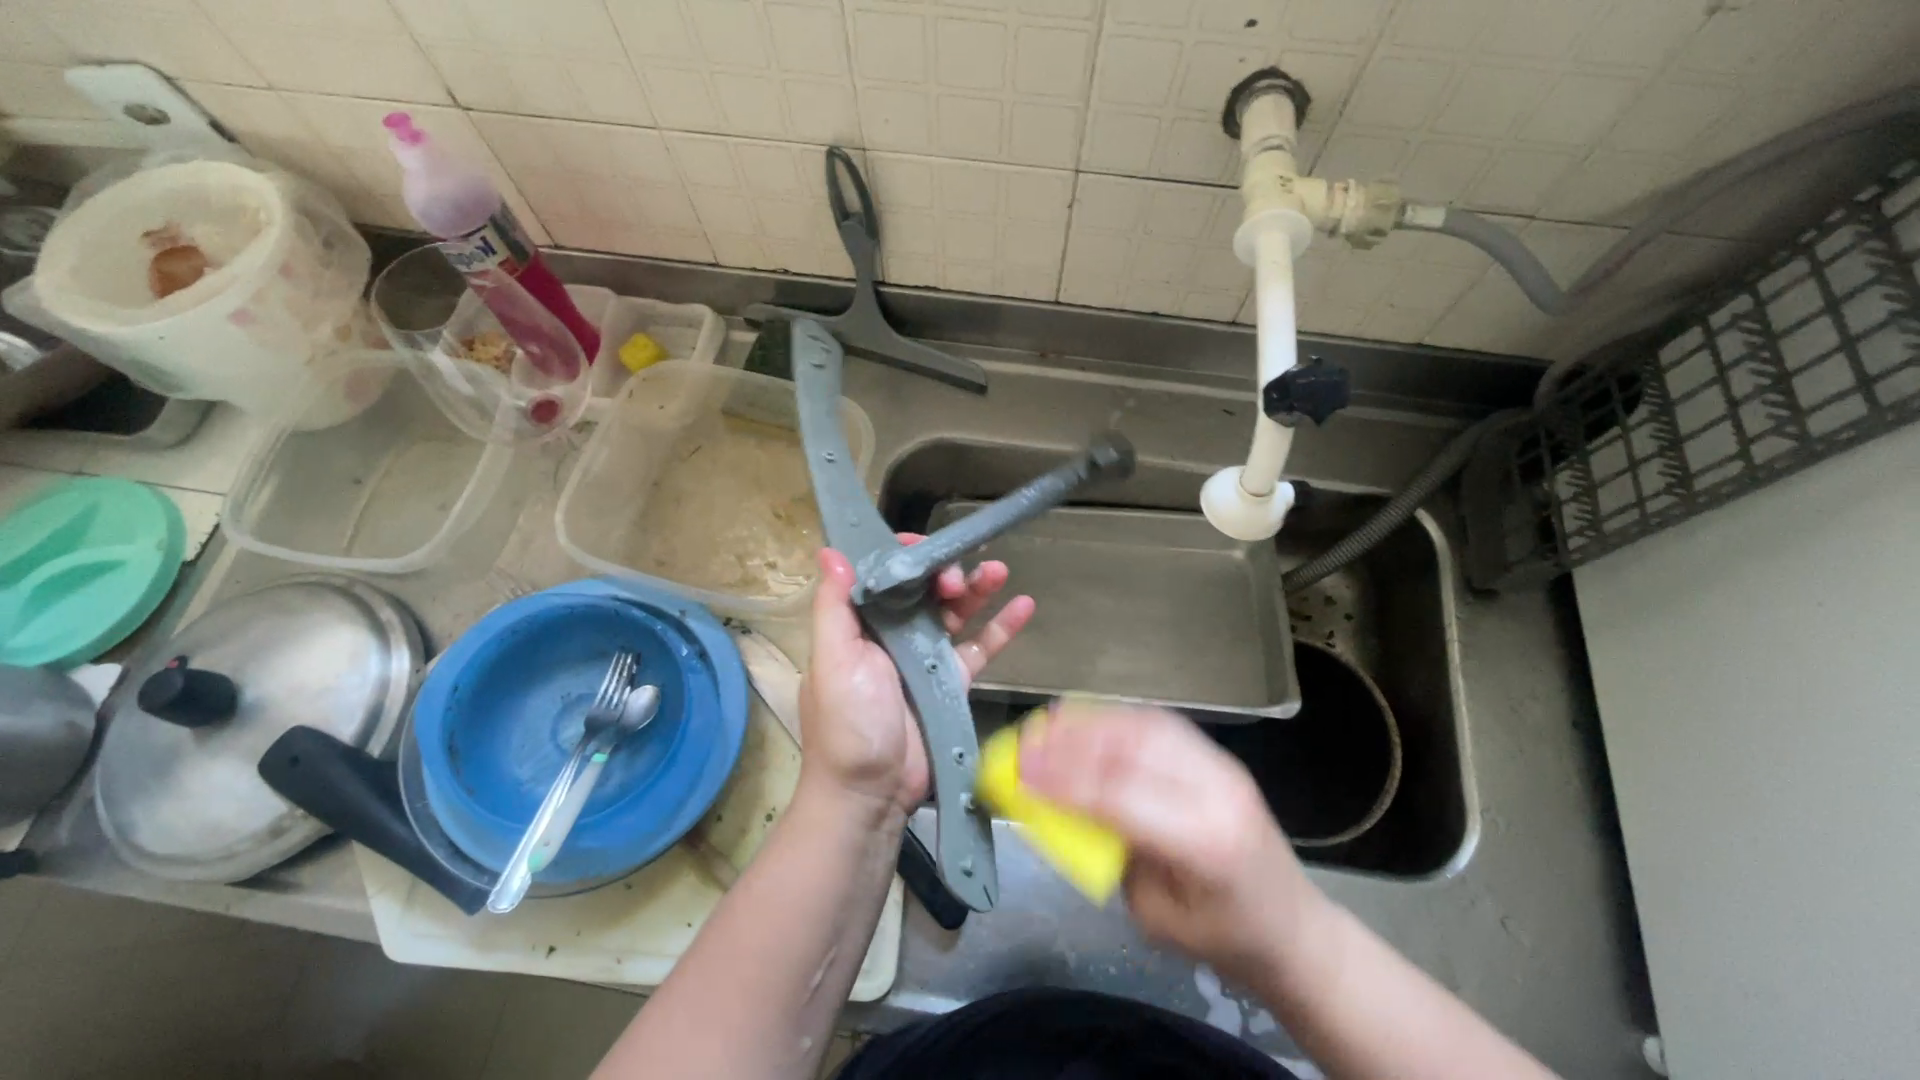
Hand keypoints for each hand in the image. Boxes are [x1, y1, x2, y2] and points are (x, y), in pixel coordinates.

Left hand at [800, 535, 1034, 817]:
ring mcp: (923, 660)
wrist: (870, 794)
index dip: (904, 556)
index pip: (883, 575)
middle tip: (957, 578)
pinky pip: (978, 648)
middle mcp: (890, 636)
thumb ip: (834, 606)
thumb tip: (832, 552)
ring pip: (954, 614)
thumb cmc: (847, 725)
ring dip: (977, 589)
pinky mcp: (950, 684)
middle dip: (944, 572)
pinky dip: (1001, 627)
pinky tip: (1023, 605)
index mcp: (858, 625)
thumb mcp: (832, 660)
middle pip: (923, 590)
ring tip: (1000, 570)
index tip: (924, 548)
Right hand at [1019, 705, 1324, 984]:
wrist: (1294, 928)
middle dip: (1071, 743)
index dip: (1065, 781)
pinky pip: (1162, 726)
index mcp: (1204, 843)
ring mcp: (1223, 768)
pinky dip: (1118, 720)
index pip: (1121, 797)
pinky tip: (1089, 723)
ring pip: (1147, 726)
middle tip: (1025, 743)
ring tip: (1049, 724)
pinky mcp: (1219, 759)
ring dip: (1092, 723)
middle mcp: (1217, 792)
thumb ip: (1113, 857)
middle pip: (1133, 748)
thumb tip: (1064, 809)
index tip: (1020, 774)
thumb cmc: (1223, 938)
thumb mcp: (1154, 917)